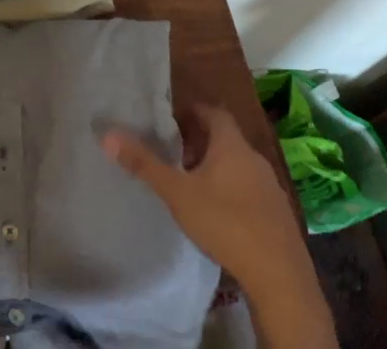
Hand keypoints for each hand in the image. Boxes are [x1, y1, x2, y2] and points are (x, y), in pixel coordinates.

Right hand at [102, 104, 308, 294]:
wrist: (279, 274)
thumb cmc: (225, 222)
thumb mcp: (176, 193)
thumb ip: (144, 164)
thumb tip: (108, 135)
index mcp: (232, 146)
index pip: (214, 113)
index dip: (193, 111)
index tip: (171, 118)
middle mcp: (255, 159)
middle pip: (225, 139)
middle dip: (199, 141)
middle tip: (173, 152)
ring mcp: (270, 187)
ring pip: (238, 165)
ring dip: (215, 167)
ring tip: (190, 182)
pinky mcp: (277, 213)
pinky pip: (250, 188)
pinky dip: (231, 189)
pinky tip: (217, 211)